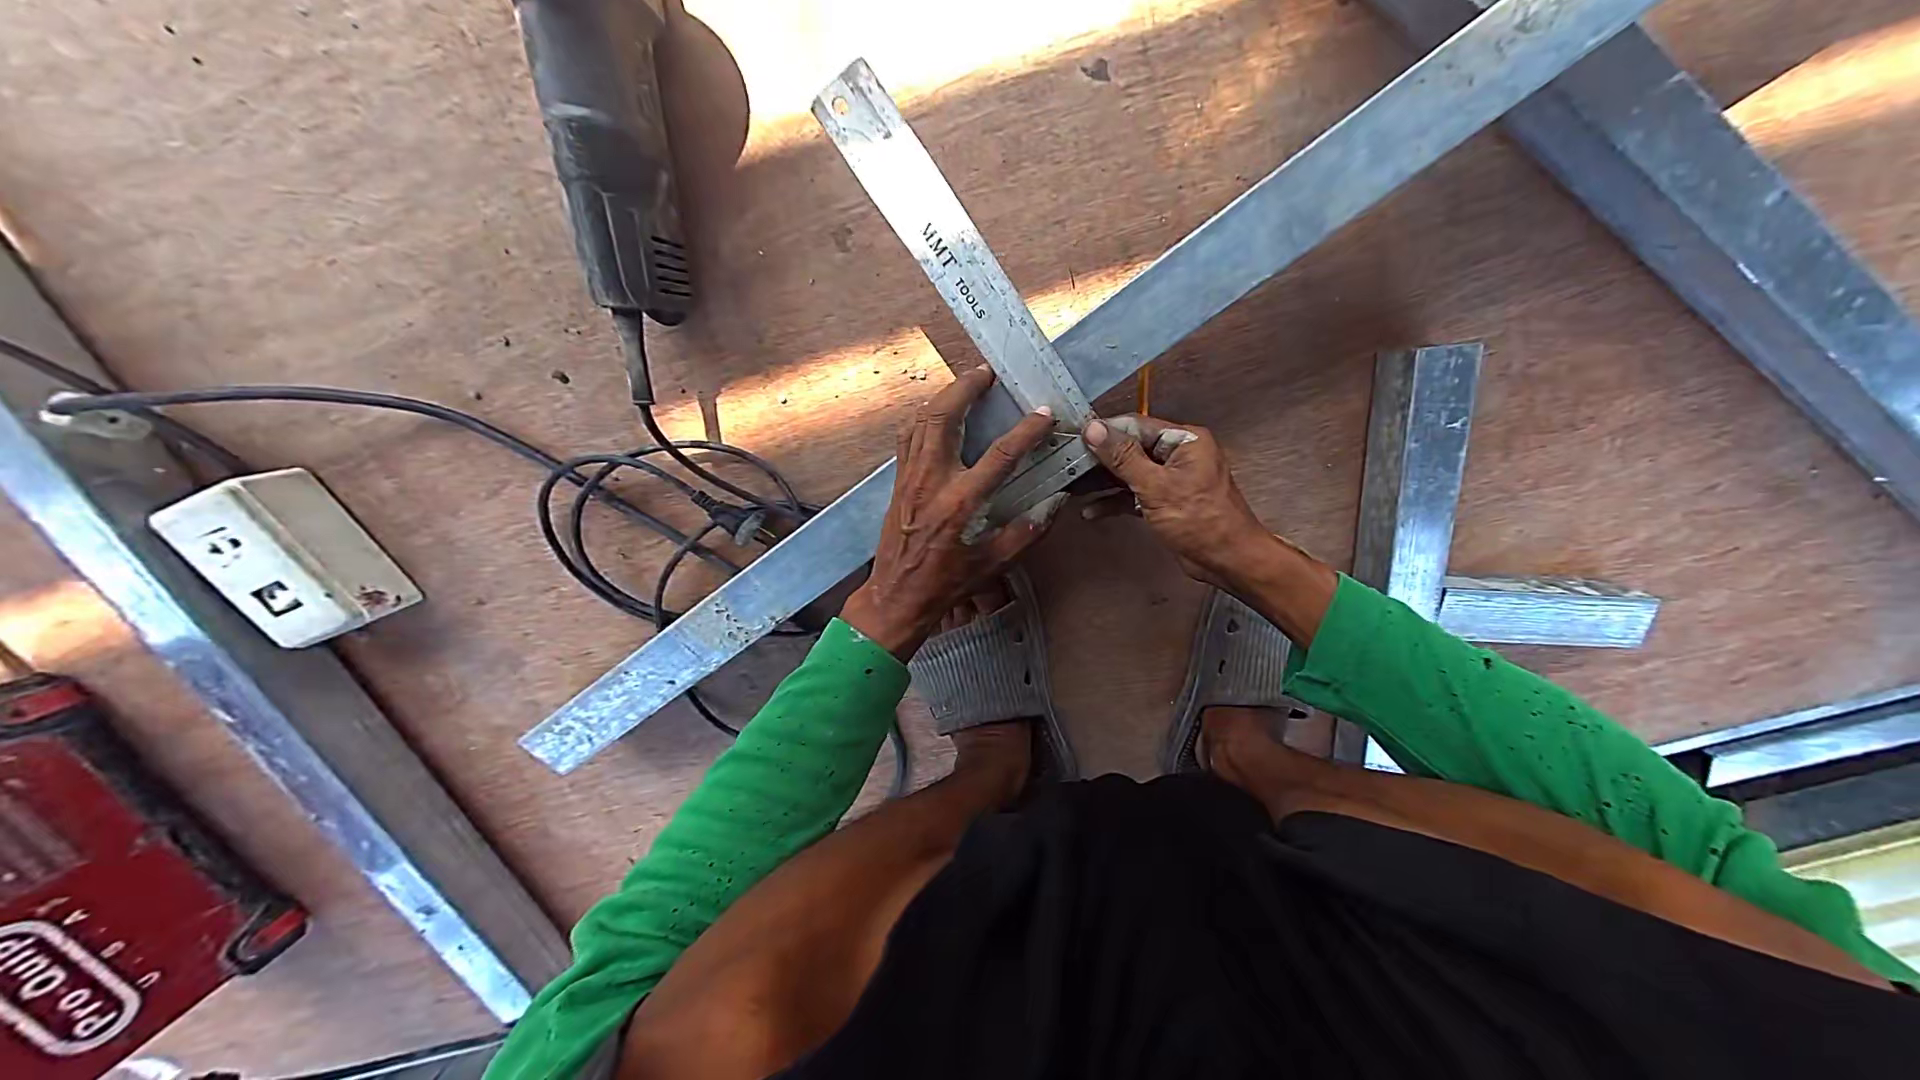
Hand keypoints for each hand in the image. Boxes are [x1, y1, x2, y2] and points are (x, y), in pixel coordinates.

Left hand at [841, 367, 1065, 658]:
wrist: (895, 598)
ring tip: (964, 384)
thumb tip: (1054, 504)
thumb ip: (1025, 533)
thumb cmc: (943, 585)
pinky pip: (907, 438)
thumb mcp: (992, 565)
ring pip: (920, 422)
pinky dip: (923, 419)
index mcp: (958, 504)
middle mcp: (930, 482)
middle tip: (987, 373)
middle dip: (965, 388)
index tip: (1044, 415)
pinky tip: (935, 414)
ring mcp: (909, 479)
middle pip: (943, 418)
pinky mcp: (898, 483)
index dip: (1026, 431)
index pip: (999, 455)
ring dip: (943, 397)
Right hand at [1082, 414, 1271, 587]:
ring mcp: (1170, 479)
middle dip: (1099, 459)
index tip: (1075, 437)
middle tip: (1068, 464)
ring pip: (1128, 473)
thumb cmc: (1202, 522)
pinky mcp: (1165, 501)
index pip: (1136, 425)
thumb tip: (1095, 430)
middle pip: (1129, 449)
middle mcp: (1178, 455)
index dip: (1104, 431)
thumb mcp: (1156, 486)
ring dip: (1102, 482)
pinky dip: (1114, 501)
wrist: (1227, 560)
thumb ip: (1123, 457)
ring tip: (1072, 486)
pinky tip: (1092, 510)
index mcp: (1184, 441)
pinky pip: (1133, 494)